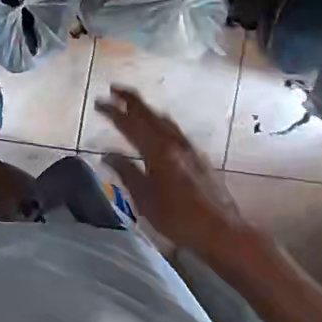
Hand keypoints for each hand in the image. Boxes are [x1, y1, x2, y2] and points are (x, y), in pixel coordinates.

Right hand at [94, 86, 270, 269]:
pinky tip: (158, 129)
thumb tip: (107, 154)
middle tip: (114, 89)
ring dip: (147, 109)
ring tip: (133, 104)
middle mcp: (175, 143)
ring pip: (165, 120)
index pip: (130, 124)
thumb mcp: (144, 198)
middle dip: (131, 100)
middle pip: (150, 114)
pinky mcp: (199, 158)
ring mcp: (190, 149)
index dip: (113, 111)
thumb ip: (126, 172)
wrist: (223, 232)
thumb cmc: (178, 218)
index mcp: (158, 151)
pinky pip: (175, 130)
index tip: (98, 102)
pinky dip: (160, 121)